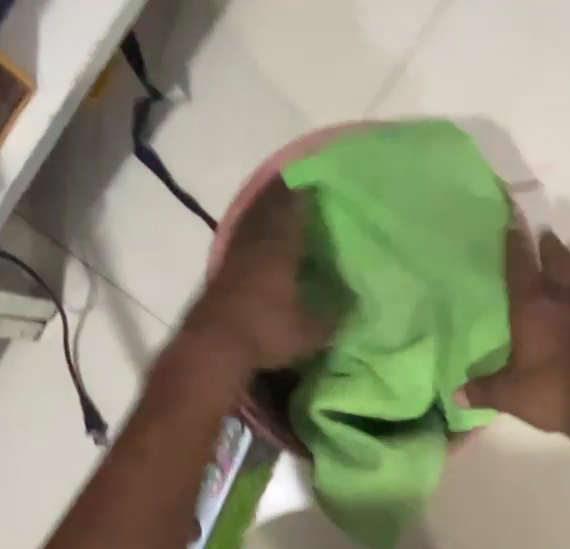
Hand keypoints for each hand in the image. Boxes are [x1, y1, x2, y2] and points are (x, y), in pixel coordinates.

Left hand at [183, 178, 333, 371]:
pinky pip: (240, 242)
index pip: (294, 203)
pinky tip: (257, 242)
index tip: (319, 179)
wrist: (212, 349)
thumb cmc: (266, 331)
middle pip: (268, 207)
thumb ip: (336, 313)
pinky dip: (251, 235)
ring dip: (264, 212)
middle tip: (298, 186)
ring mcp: (233, 256)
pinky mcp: (219, 275)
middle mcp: (255, 241)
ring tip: (278, 208)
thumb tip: (357, 300)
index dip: (307, 188)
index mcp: (280, 243)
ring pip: (250, 223)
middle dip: (283, 194)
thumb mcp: (312, 330)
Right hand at [461, 227, 569, 442]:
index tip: (512, 222)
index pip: (521, 268)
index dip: (515, 245)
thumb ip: (484, 390)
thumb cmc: (553, 394)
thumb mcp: (511, 396)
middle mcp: (563, 303)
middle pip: (557, 263)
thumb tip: (457, 395)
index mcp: (533, 310)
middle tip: (543, 234)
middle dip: (548, 247)